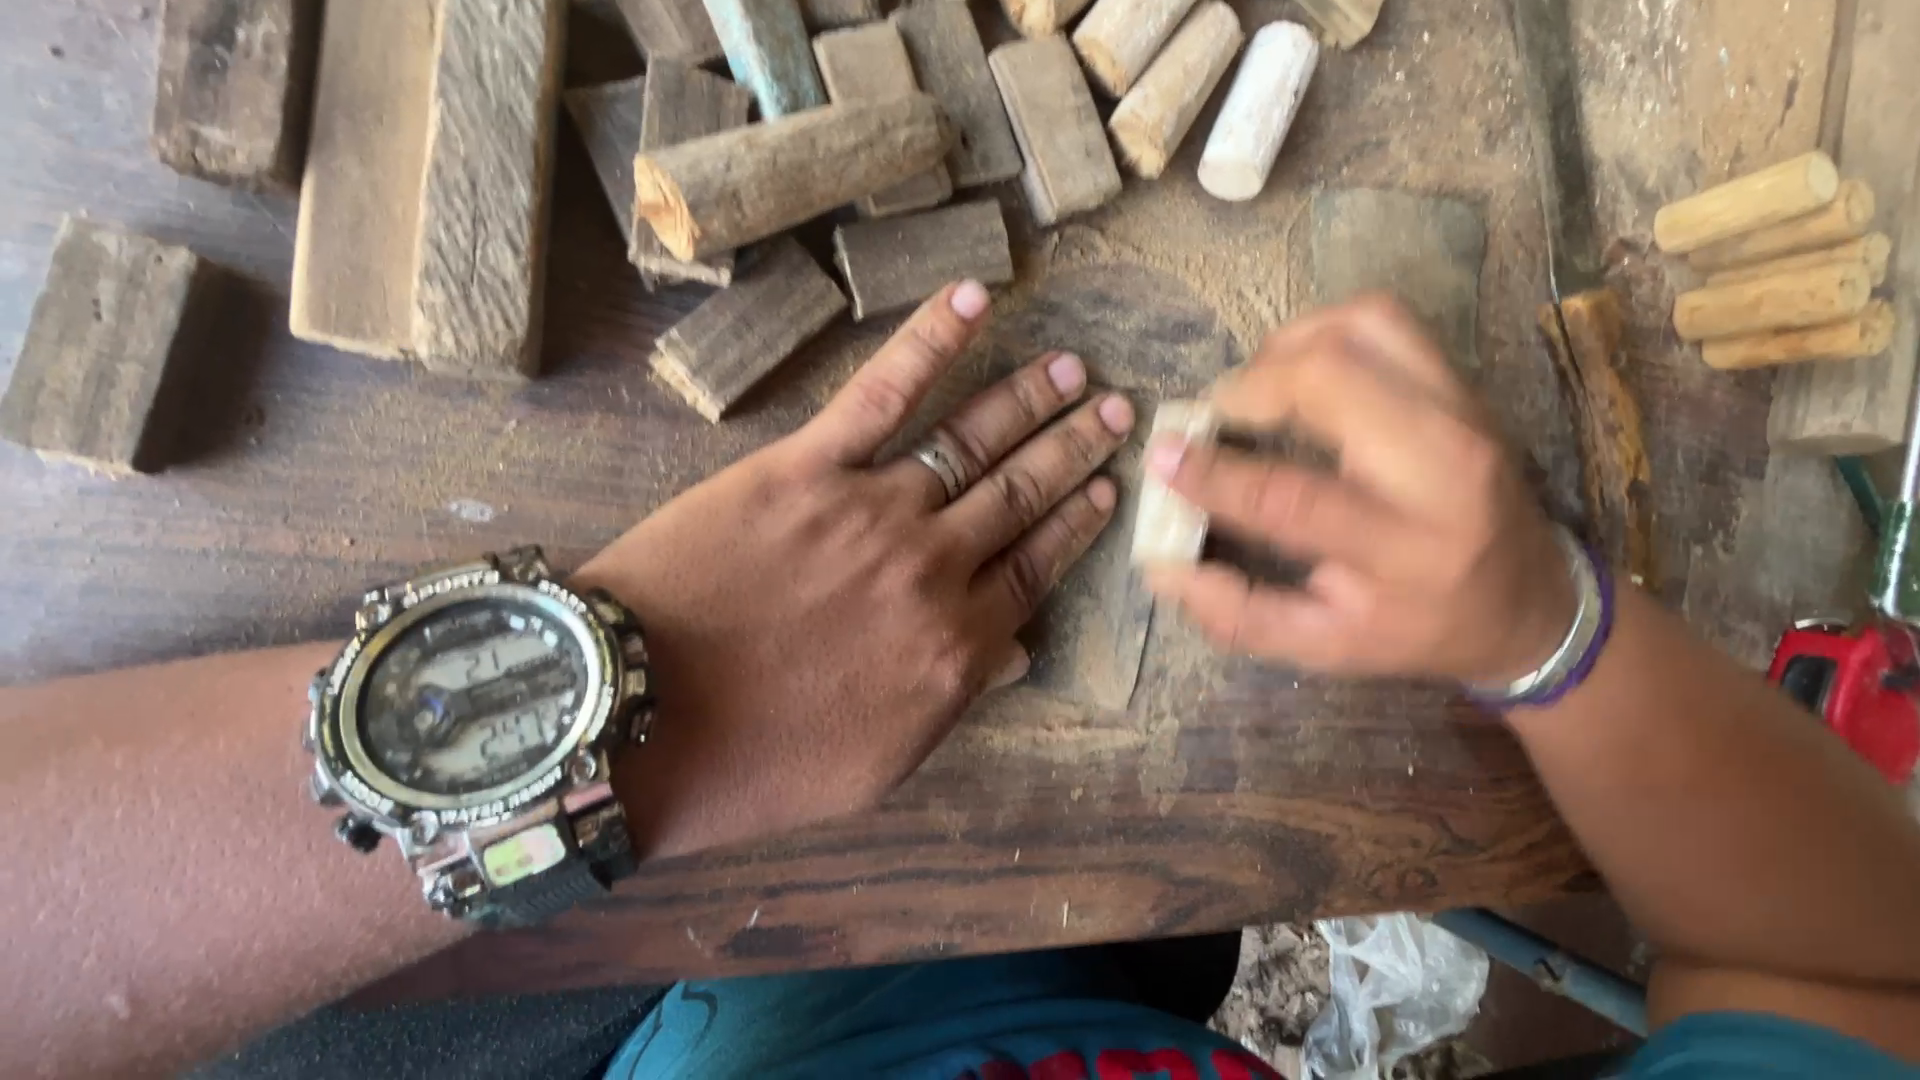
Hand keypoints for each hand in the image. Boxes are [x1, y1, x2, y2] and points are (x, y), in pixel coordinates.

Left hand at [577, 281, 1135, 857]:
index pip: (1036, 568)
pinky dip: (932, 341)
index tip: (1106, 488)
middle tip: (1114, 410)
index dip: (1077, 523)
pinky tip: (975, 299)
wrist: (638, 724)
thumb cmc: (757, 759)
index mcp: (955, 645)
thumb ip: (955, 698)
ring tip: (1072, 368)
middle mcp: (934, 568)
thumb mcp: (877, 762)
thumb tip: (1014, 650)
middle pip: (1022, 495)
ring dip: (1029, 399)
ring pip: (973, 440)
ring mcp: (874, 510)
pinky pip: (884, 393)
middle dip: (1074, 449)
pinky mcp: (808, 467)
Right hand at [1142, 295, 1575, 684]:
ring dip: (1282, 350)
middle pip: (1332, 380)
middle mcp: (1443, 466)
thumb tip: (1162, 567)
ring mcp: (1462, 411)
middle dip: (1248, 388)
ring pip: (1359, 329)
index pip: (1294, 496)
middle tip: (1211, 419)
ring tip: (1250, 393)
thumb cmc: (1417, 627)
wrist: (1529, 602)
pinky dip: (1320, 329)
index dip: (1215, 473)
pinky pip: (1383, 320)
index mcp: (1405, 548)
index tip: (1162, 458)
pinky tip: (1294, 369)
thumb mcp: (1326, 648)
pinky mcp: (1462, 383)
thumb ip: (1238, 614)